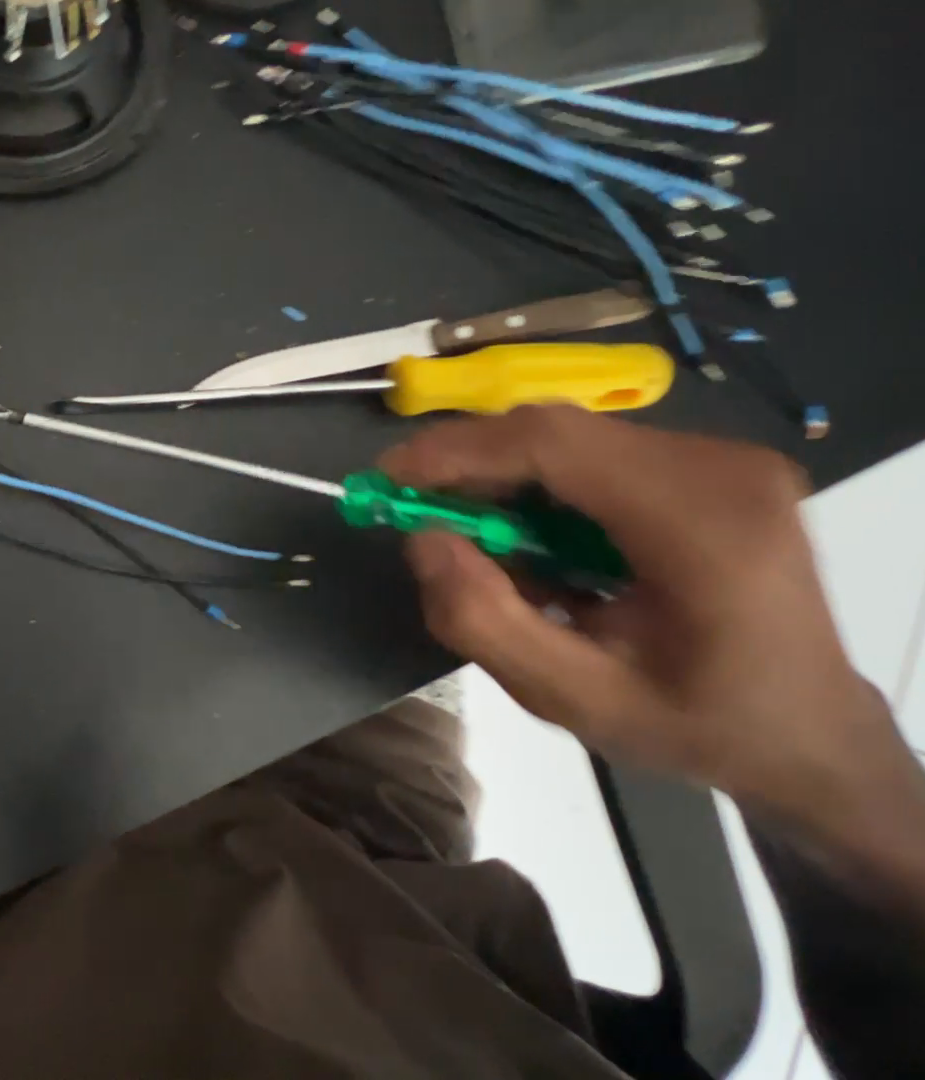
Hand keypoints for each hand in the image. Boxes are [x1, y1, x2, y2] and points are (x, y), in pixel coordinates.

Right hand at [381, 405, 916, 838]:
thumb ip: (485, 621)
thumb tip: (422, 540)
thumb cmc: (692, 723)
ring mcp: (723, 461)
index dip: (457, 450)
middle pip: (556, 433)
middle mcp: (721, 471)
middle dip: (468, 467)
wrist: (807, 732)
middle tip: (416, 518)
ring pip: (567, 440)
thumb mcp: (572, 699)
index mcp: (703, 527)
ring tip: (481, 549)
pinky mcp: (708, 467)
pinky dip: (536, 489)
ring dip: (501, 483)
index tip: (387, 480)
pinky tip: (533, 543)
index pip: (555, 445)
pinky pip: (590, 454)